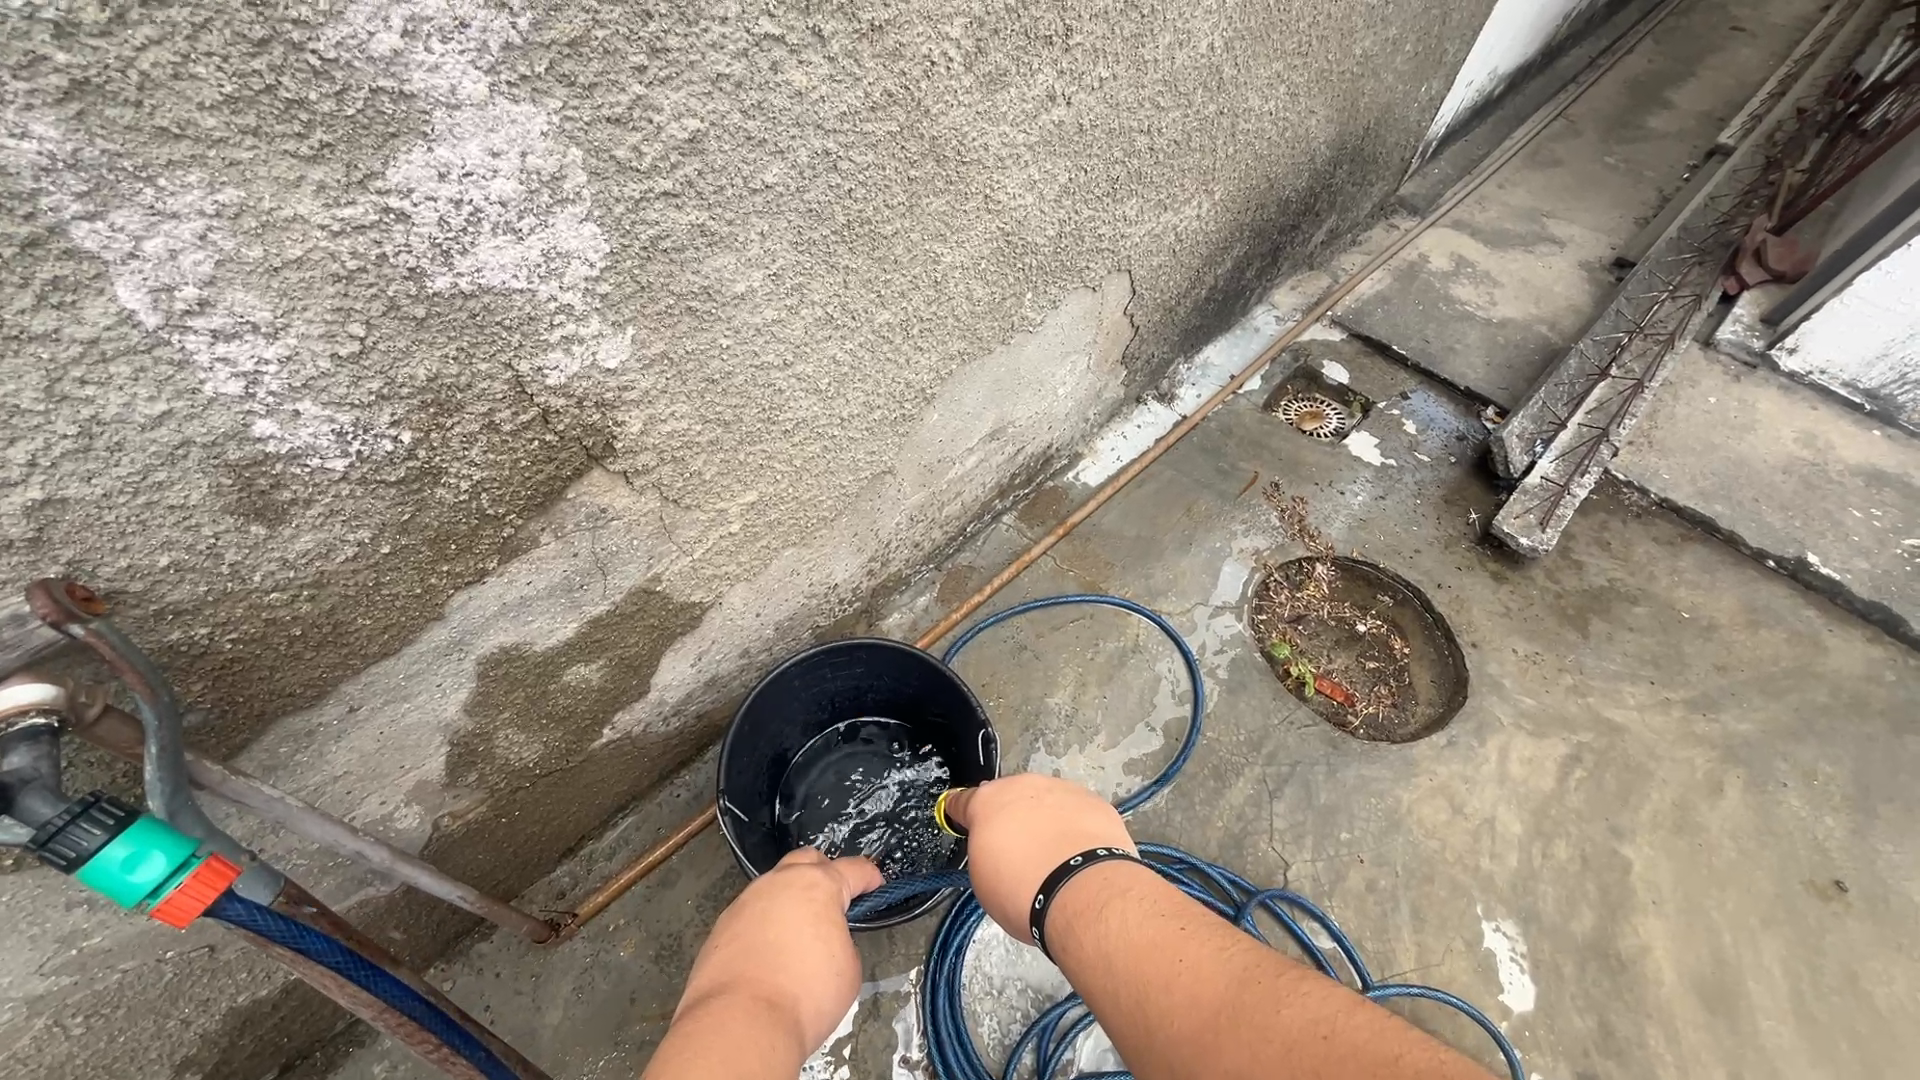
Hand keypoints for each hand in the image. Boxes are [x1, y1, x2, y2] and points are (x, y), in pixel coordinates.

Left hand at [672, 849, 882, 1057]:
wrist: (739, 1026)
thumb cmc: (802, 997)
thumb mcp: (849, 968)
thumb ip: (842, 940)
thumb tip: (827, 941)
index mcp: (819, 885)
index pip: (853, 869)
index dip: (869, 876)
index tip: (874, 883)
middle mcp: (780, 883)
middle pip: (806, 861)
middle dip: (824, 873)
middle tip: (833, 901)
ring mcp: (746, 902)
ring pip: (774, 888)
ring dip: (790, 902)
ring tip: (798, 935)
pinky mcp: (722, 927)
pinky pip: (751, 916)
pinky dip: (764, 927)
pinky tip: (770, 955)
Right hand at [944, 774, 1135, 942]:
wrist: (1080, 891)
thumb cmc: (1025, 890)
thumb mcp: (983, 879)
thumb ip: (984, 851)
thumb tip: (995, 853)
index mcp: (986, 803)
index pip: (962, 800)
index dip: (961, 812)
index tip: (963, 819)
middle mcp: (1022, 787)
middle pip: (1010, 798)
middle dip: (1011, 819)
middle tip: (1019, 853)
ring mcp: (1060, 789)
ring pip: (1046, 802)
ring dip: (1045, 821)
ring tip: (1053, 858)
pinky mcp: (1092, 801)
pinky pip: (1077, 811)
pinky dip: (1075, 828)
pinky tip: (1078, 854)